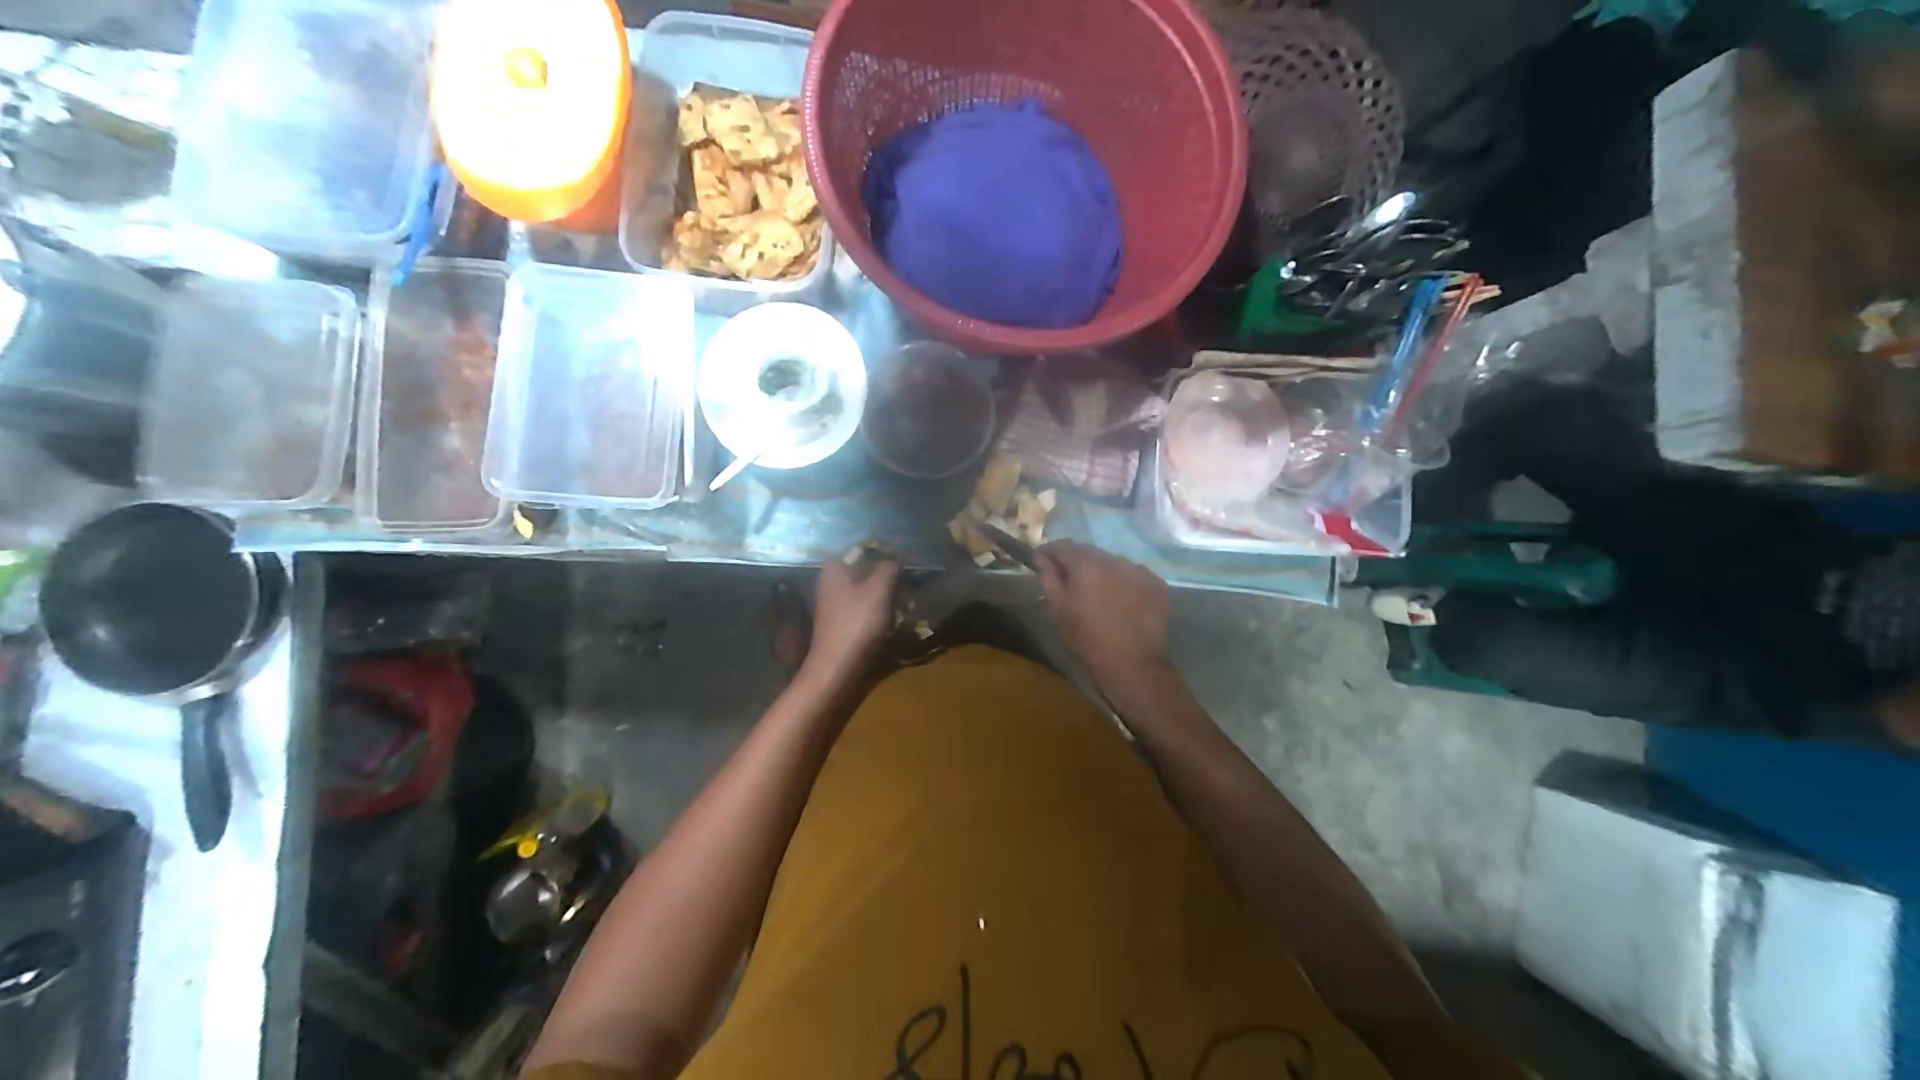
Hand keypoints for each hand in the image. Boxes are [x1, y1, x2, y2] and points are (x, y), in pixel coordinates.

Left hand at [804, 554, 901, 680]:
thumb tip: (897, 555)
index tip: (905, 562)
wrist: (836, 666)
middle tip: (907, 587)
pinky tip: (892, 620)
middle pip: (866, 570)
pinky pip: (864, 607)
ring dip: (887, 596)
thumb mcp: (878, 590)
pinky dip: (878, 610)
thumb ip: (888, 567)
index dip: (886, 553)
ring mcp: (834, 602)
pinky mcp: (840, 620)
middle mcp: (831, 581)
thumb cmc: (857, 622)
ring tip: (905, 605)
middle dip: (889, 577)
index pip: (863, 548)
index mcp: (834, 567)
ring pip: (867, 590)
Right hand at [1035, 541, 1173, 693]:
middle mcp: (1115, 560)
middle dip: (1076, 561)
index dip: (1050, 551)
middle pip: (1090, 551)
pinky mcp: (1156, 583)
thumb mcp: (1059, 611)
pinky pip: (1132, 574)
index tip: (1042, 560)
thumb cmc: (1088, 640)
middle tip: (1069, 579)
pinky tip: (1120, 600)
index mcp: (1087, 565)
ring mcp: (1139, 570)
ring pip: (1112, 562)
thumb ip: (1049, 578)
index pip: (1064, 545)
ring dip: (1101, 571)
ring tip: (1097, 592)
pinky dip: (1123, 581)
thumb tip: (1042, 558)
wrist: (1133, 665)